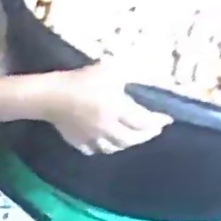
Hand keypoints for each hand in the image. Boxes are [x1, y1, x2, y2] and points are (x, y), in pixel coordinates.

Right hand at [36, 63, 170, 154]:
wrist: (53, 96)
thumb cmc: (84, 81)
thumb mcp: (113, 70)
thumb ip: (131, 76)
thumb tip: (145, 78)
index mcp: (118, 110)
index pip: (143, 121)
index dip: (157, 122)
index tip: (167, 120)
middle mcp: (107, 128)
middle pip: (130, 139)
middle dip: (144, 136)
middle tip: (153, 131)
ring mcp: (91, 138)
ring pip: (112, 148)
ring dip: (125, 145)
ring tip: (131, 139)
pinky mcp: (77, 141)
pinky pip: (93, 151)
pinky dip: (102, 149)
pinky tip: (105, 145)